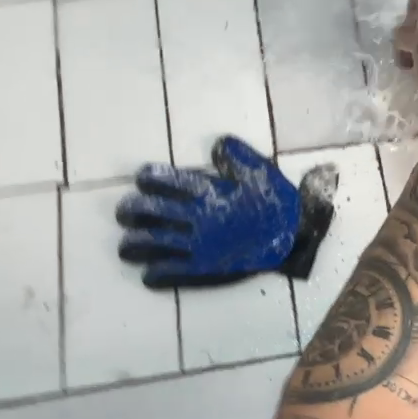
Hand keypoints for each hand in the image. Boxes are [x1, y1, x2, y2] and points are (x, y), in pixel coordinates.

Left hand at [116, 136, 337, 287]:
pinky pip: (174, 269)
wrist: (293, 237)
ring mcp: (200, 243)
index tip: (141, 177)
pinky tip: (147, 273)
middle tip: (124, 211)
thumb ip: (238, 155)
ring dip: (134, 241)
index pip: (170, 180)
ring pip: (156, 241)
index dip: (150, 177)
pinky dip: (156, 272)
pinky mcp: (205, 265)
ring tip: (125, 244)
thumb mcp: (262, 171)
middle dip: (132, 209)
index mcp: (210, 192)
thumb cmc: (277, 203)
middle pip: (153, 210)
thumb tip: (217, 145)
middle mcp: (198, 217)